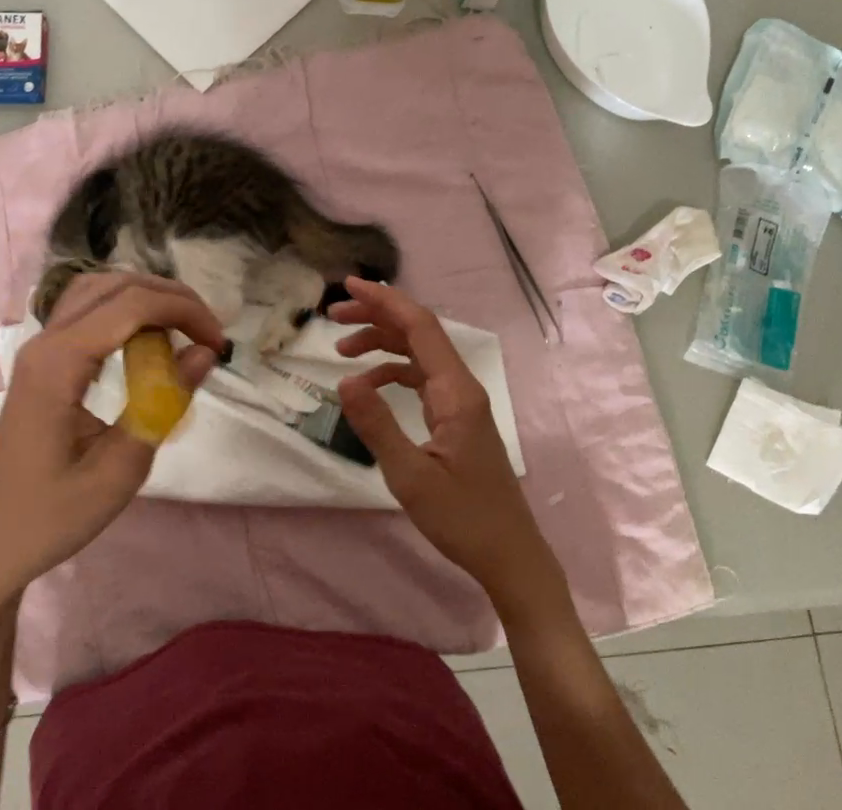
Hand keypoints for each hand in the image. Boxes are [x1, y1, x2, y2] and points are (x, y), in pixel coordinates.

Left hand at [0, 273, 225, 607]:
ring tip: (184, 331)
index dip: (183, 311)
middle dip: (171, 299)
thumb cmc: (54, 516)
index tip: (219, 344)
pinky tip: (146, 341)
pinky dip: (123, 312)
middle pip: (114, 286)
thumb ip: (164, 404)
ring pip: (97, 291)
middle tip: (209, 335)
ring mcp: (37, 350)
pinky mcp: (40, 363)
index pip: (130, 305)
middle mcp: (43, 343)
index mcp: (57, 365)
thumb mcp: (120, 470)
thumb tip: (204, 353)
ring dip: (146, 300)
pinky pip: (84, 314)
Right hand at [331, 277, 552, 606]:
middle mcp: (461, 388)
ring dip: (381, 344)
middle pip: (418, 333)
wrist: (509, 554)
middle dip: (376, 317)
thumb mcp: (409, 476)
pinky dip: (391, 373)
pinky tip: (367, 387)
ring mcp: (460, 404)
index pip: (419, 327)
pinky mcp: (456, 420)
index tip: (348, 286)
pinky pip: (421, 380)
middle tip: (332, 316)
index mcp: (455, 393)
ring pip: (418, 355)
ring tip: (340, 349)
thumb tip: (343, 381)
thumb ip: (376, 425)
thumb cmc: (462, 518)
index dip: (384, 301)